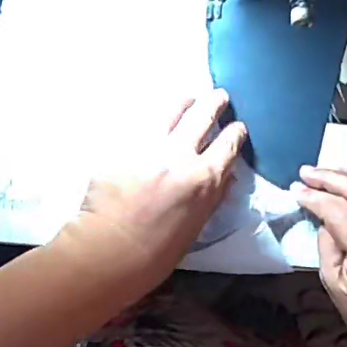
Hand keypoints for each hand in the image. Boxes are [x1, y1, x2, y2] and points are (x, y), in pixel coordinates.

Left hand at [54, 90, 246, 292]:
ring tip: (188, 100)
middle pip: (202, 116)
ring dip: (184, 104)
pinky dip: (153, 120)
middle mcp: (179, 154)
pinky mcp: (122, 145)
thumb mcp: (197, 225)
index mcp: (204, 177)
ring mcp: (148, 146)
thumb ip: (213, 196)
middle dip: (214, 103)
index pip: (229, 143)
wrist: (108, 249)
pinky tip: (154, 119)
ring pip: (171, 111)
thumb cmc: (157, 251)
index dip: (236, 132)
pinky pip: (141, 124)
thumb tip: (227, 176)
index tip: (237, 127)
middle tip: (218, 96)